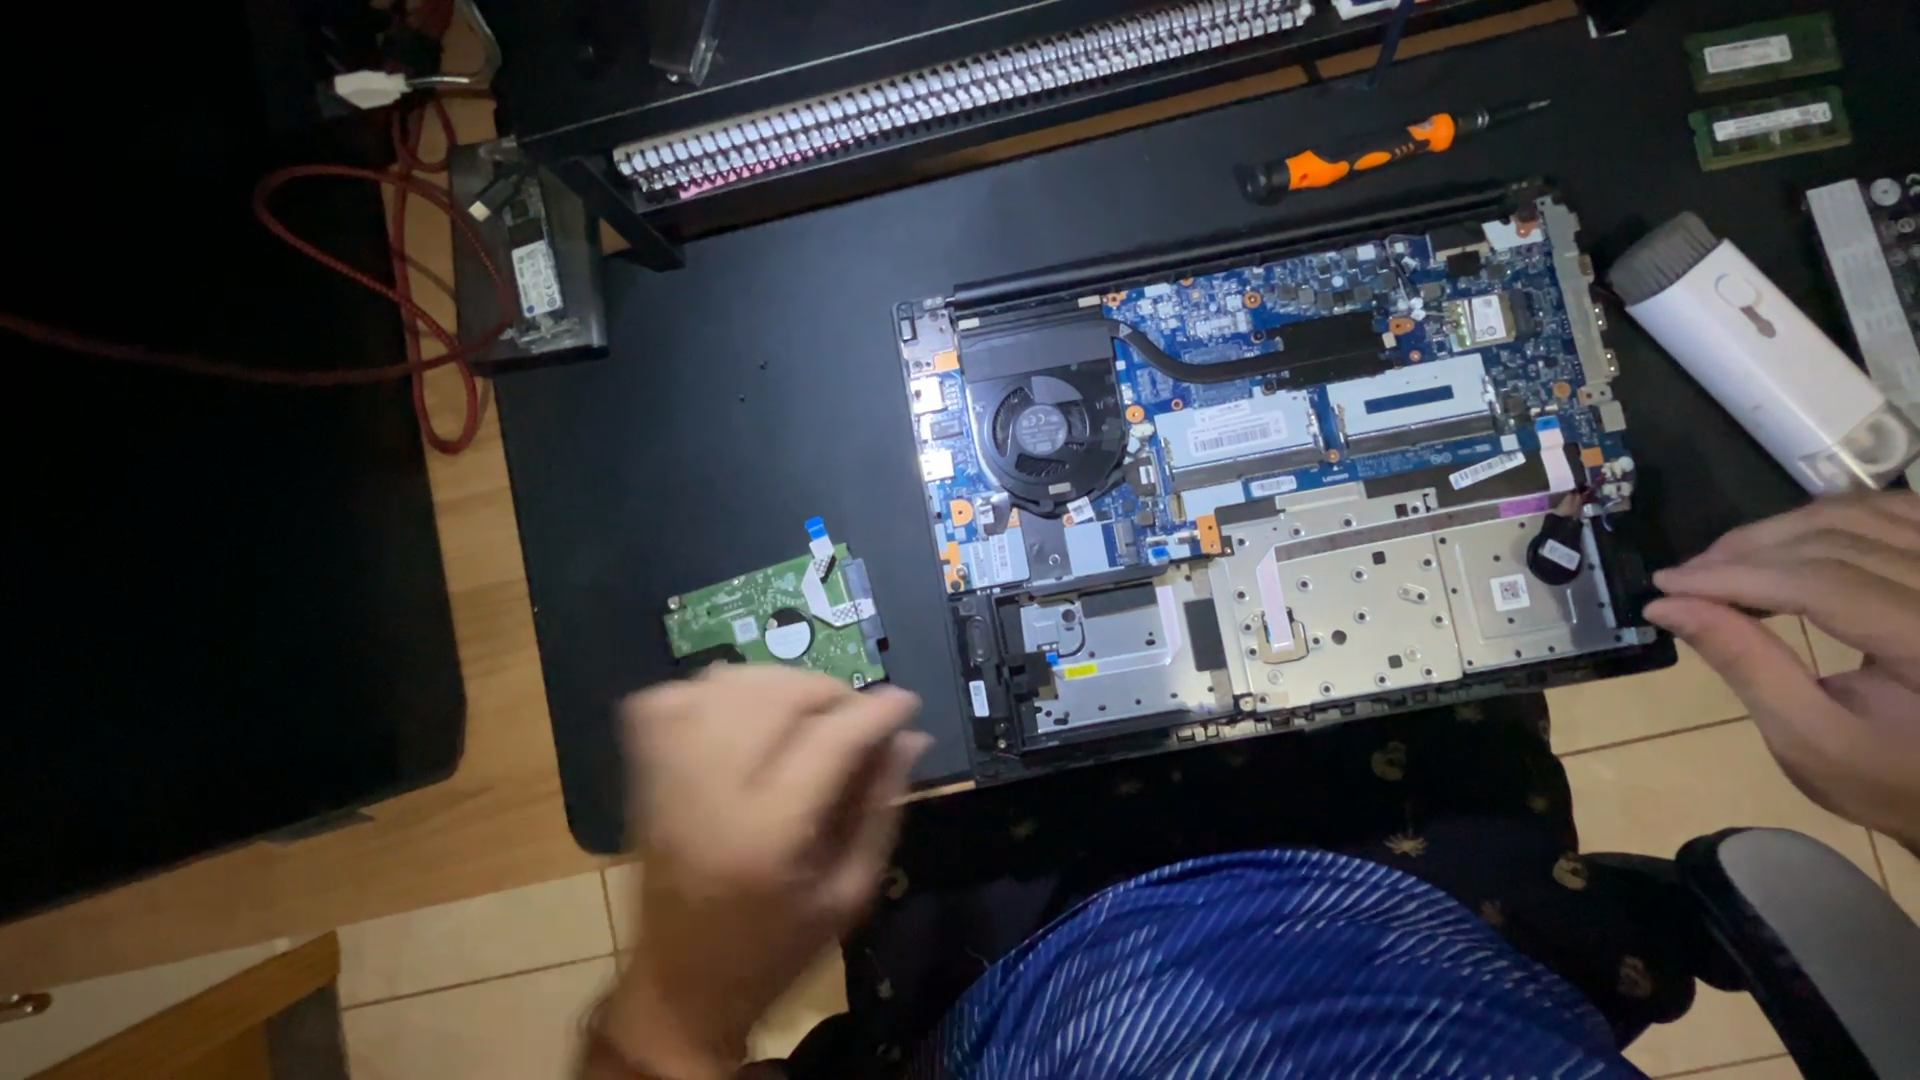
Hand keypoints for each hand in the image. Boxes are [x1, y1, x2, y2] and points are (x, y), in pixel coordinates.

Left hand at [597, 666, 928, 1079]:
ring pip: (726, 682)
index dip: (877, 711)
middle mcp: (710, 794)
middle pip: (778, 696)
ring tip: (805, 712)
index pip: (830, 740)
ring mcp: (666, 777)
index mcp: (768, 835)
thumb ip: (883, 806)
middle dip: (830, 691)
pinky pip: (672, 696)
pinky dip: (713, 690)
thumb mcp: (851, 891)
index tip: (905, 703)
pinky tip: (741, 715)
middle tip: (855, 716)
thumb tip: (911, 736)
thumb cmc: (777, 946)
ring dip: (779, 684)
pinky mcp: (640, 772)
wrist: (679, 985)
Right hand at [1645, 491, 1919, 847]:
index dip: (1735, 578)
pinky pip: (1897, 512)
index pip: (1825, 585)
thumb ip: (1744, 664)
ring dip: (1780, 531)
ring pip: (1865, 514)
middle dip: (1746, 552)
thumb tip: (1665, 605)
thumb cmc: (1894, 778)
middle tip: (1685, 577)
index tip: (1664, 586)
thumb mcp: (1812, 738)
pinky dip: (1828, 519)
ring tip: (1727, 563)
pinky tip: (1784, 548)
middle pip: (1842, 540)